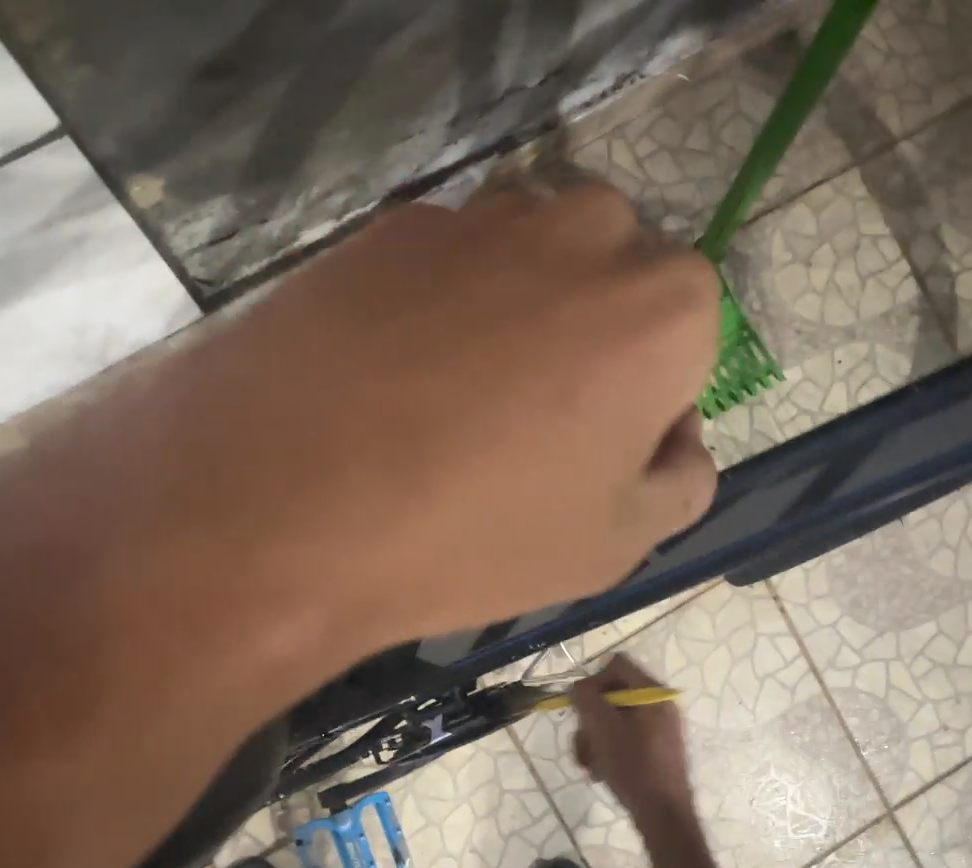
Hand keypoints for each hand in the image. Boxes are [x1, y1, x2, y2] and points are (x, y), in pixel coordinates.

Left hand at [92, 181, 719, 647]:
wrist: (285, 504)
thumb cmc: (475, 535)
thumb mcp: (617, 545)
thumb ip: (681, 478)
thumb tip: (672, 435)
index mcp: (662, 305)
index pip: (686, 336)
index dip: (644, 398)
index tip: (590, 453)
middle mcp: (582, 229)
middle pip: (610, 279)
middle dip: (587, 337)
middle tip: (522, 423)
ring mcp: (476, 217)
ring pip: (525, 262)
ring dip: (510, 314)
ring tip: (443, 402)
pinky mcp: (385, 225)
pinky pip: (442, 265)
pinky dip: (433, 309)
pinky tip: (385, 377)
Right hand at [571, 654, 694, 819]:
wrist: (664, 816)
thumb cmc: (634, 767)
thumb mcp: (603, 728)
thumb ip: (586, 698)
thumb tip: (578, 687)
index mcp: (652, 693)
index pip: (616, 664)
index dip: (593, 680)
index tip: (581, 707)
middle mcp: (658, 704)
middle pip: (611, 694)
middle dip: (591, 719)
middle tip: (583, 743)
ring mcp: (659, 727)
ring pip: (613, 719)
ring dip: (595, 738)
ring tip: (589, 764)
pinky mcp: (656, 748)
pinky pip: (624, 737)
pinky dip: (608, 750)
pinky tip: (601, 772)